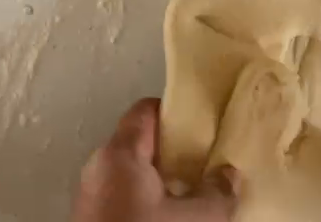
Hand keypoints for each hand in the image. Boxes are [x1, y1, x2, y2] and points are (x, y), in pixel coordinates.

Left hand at [71, 98, 238, 221]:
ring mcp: (91, 203)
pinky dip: (148, 209)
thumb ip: (217, 193)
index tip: (206, 126)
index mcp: (117, 154)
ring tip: (196, 201)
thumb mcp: (195, 221)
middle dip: (176, 157)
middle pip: (142, 148)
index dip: (177, 114)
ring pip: (134, 180)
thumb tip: (230, 174)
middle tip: (208, 168)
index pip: (146, 111)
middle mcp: (98, 171)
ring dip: (164, 189)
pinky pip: (125, 205)